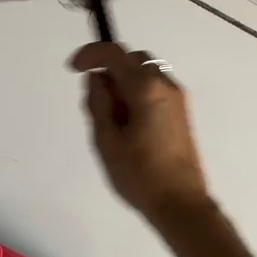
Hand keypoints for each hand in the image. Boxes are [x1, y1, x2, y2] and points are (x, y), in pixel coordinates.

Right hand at [71, 43, 211, 223]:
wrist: (181, 203)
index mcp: (146, 89)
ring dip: (125, 85)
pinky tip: (129, 127)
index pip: (114, 54)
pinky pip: (156, 91)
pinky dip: (138, 96)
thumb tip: (98, 80)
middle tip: (95, 102)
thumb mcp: (107, 141)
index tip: (74, 69)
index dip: (90, 55)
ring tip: (112, 120)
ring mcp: (178, 100)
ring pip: (146, 75)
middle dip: (110, 71)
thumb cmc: (140, 175)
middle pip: (133, 60)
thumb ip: (98, 104)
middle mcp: (166, 86)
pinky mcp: (182, 115)